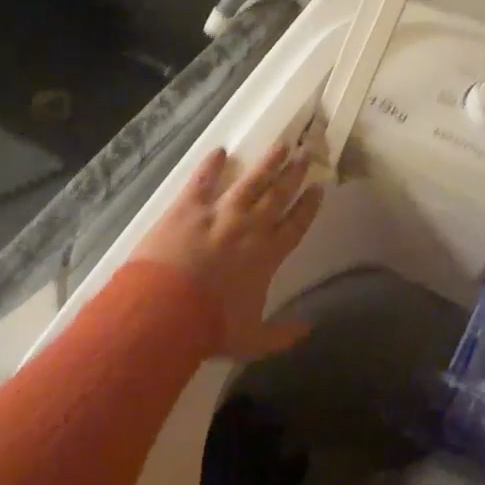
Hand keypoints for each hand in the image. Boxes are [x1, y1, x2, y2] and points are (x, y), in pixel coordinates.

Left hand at [132, 140, 324, 357]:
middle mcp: (249, 228)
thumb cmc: (211, 326)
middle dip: (294, 174)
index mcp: (267, 256)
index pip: (295, 225)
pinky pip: (202, 180)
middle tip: (308, 153)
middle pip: (277, 195)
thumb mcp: (252, 340)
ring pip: (250, 181)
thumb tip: (309, 330)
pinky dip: (211, 165)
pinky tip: (219, 151)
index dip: (309, 206)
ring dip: (266, 162)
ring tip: (281, 144)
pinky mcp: (187, 208)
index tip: (319, 188)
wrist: (165, 311)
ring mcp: (218, 214)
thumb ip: (281, 335)